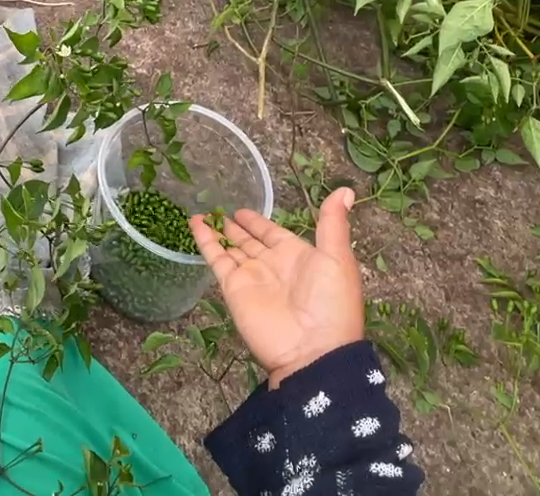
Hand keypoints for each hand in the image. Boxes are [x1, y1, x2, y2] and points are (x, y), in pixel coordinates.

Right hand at [191, 188, 362, 388]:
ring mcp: (251, 276)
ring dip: (217, 232)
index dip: (258, 222)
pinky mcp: (233, 287)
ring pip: (230, 248)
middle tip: (219, 211)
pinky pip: (216, 258)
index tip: (242, 210)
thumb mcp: (337, 257)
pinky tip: (194, 223)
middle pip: (249, 241)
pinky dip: (204, 241)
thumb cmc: (331, 303)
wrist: (313, 351)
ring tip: (201, 214)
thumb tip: (345, 189)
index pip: (272, 233)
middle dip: (236, 228)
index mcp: (297, 256)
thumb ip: (332, 222)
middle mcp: (271, 265)